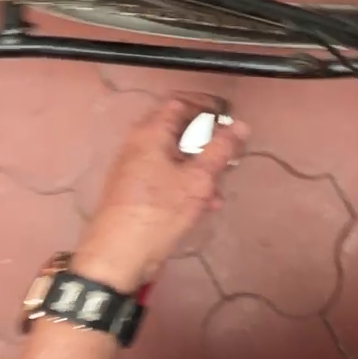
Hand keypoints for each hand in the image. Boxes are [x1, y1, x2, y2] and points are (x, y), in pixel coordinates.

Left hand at [71, 97, 247, 288]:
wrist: (117, 256)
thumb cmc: (159, 211)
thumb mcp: (198, 180)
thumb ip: (221, 150)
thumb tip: (241, 125)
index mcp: (151, 133)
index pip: (180, 102)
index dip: (206, 103)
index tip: (229, 114)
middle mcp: (139, 144)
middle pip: (177, 128)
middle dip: (206, 137)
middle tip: (230, 147)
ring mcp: (135, 168)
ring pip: (174, 154)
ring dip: (200, 162)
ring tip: (223, 178)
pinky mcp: (136, 190)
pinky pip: (167, 174)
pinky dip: (188, 180)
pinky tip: (207, 201)